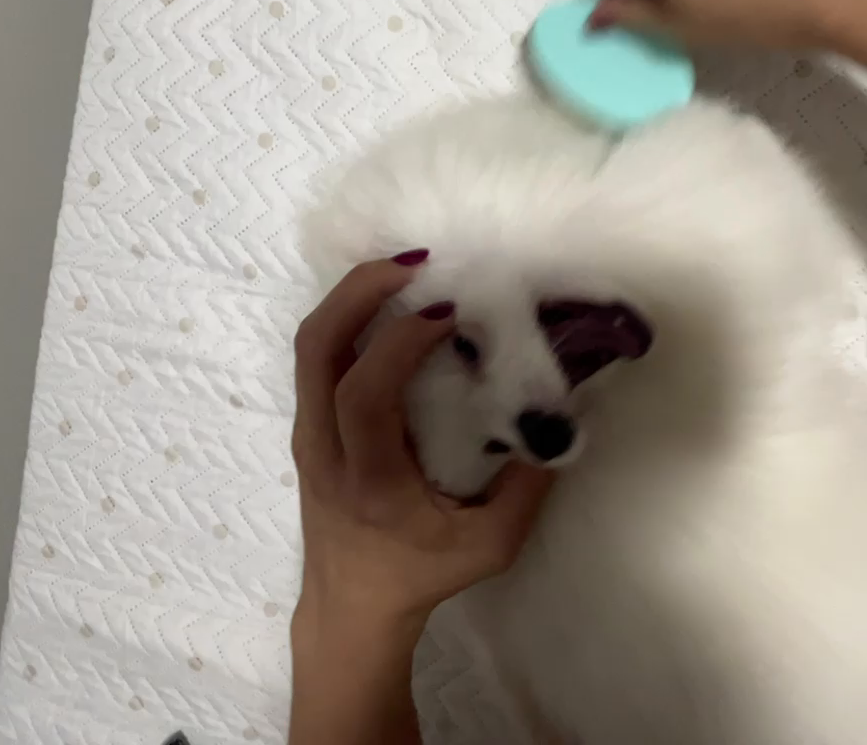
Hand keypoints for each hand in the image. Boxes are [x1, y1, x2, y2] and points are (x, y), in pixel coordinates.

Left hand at [291, 255, 554, 637]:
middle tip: (416, 262)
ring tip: (404, 269)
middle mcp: (324, 447)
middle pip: (316, 349)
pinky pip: (318, 354)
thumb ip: (530, 484)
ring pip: (310, 344)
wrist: (351, 603)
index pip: (363, 396)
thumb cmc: (422, 573)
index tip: (448, 315)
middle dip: (361, 291)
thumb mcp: (492, 545)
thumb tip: (559, 413)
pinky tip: (389, 301)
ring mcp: (307, 431)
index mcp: (369, 480)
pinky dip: (349, 314)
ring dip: (352, 294)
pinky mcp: (308, 422)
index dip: (399, 343)